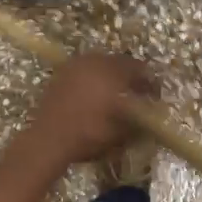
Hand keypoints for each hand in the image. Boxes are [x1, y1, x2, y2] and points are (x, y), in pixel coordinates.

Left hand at [26, 54, 154, 165]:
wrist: (48, 139)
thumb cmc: (89, 134)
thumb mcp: (121, 132)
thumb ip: (139, 121)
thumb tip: (148, 118)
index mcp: (113, 72)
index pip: (139, 69)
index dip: (149, 82)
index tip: (153, 95)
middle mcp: (95, 62)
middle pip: (119, 62)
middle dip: (130, 75)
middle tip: (135, 92)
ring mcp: (75, 66)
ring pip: (100, 63)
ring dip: (110, 75)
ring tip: (114, 93)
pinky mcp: (60, 74)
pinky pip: (83, 70)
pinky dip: (92, 78)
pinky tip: (93, 95)